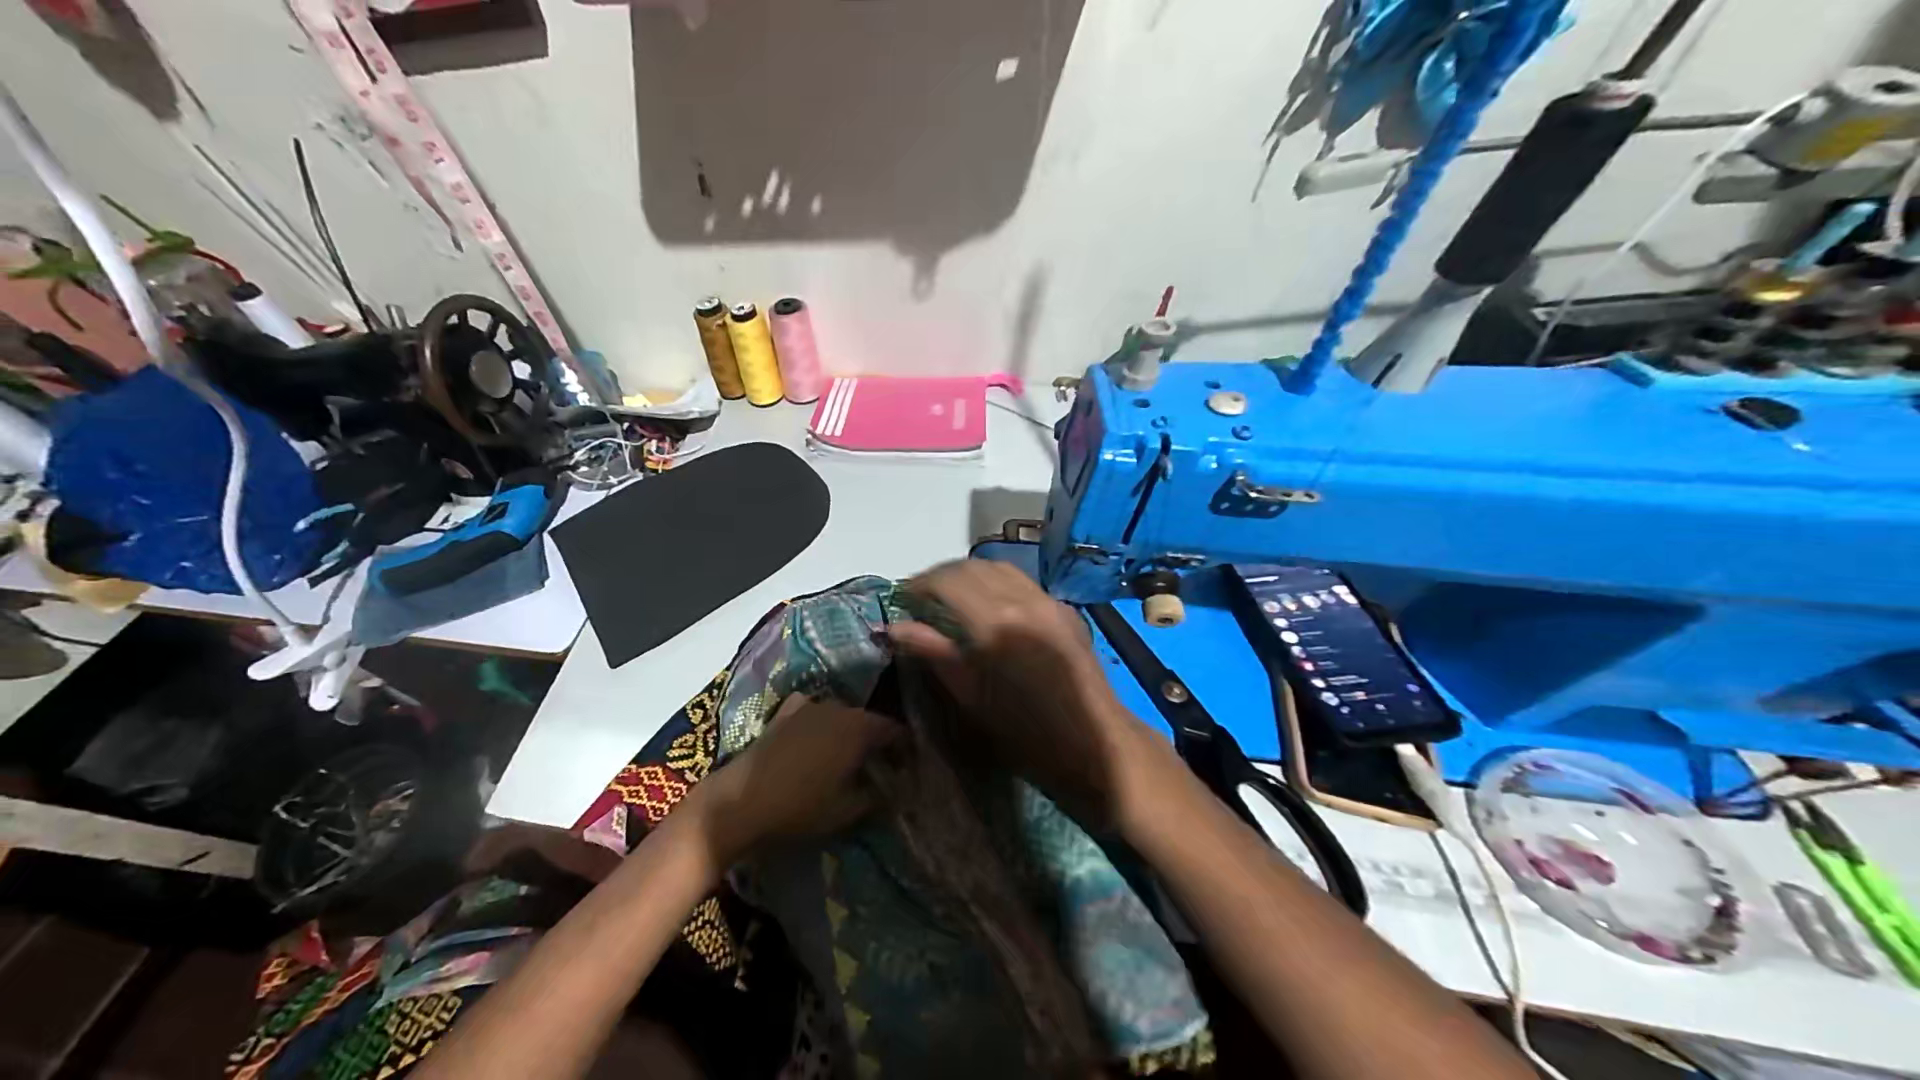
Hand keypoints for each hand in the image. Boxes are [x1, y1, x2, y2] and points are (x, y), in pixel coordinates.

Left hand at [683, 694, 897, 864]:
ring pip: (841, 715)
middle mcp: (838, 708)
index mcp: (860, 728)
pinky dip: (819, 723)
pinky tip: (815, 738)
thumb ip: (878, 796)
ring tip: (849, 755)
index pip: (895, 730)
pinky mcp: (784, 713)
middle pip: (868, 720)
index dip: (905, 748)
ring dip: (849, 731)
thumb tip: (898, 790)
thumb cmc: (800, 806)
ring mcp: (809, 706)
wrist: (740, 801)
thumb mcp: (848, 810)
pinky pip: (812, 712)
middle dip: (878, 740)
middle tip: (881, 765)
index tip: (909, 766)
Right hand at [888, 560, 1164, 824]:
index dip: (919, 584)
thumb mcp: (972, 698)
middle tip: (921, 598)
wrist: (1097, 746)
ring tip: (952, 598)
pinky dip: (998, 584)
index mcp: (996, 623)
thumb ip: (933, 653)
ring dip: (971, 575)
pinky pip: (1024, 583)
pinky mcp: (1066, 610)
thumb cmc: (1028, 736)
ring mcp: (1050, 601)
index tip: (902, 598)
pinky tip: (990, 608)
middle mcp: (1024, 600)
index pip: (948, 581)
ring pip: (1001, 568)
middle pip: (973, 567)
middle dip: (942, 576)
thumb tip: (892, 628)